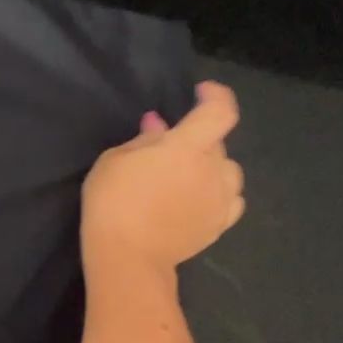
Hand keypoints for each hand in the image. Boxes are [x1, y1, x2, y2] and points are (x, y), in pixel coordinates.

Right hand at [81, 82, 244, 278]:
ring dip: (209, 164)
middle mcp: (214, 170)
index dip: (216, 96)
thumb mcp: (115, 159)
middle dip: (196, 137)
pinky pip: (230, 196)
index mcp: (186, 149)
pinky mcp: (222, 222)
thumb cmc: (113, 198)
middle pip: (216, 143)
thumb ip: (144, 140)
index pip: (218, 113)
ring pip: (227, 170)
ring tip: (183, 172)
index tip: (202, 90)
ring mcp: (222, 198)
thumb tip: (159, 126)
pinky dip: (217, 188)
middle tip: (165, 145)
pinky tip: (195, 194)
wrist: (129, 252)